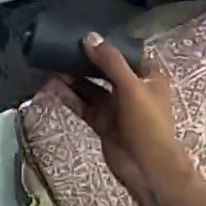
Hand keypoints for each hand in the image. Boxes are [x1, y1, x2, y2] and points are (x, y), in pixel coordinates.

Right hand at [50, 34, 196, 205]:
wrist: (146, 167)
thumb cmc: (147, 124)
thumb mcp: (131, 86)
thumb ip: (110, 61)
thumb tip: (90, 38)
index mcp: (150, 78)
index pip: (127, 56)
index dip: (109, 47)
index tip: (87, 37)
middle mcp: (134, 91)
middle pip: (107, 71)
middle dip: (87, 63)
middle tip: (65, 50)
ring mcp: (117, 108)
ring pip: (93, 89)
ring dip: (76, 79)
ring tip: (55, 66)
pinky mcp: (104, 123)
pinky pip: (85, 106)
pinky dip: (72, 97)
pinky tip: (56, 87)